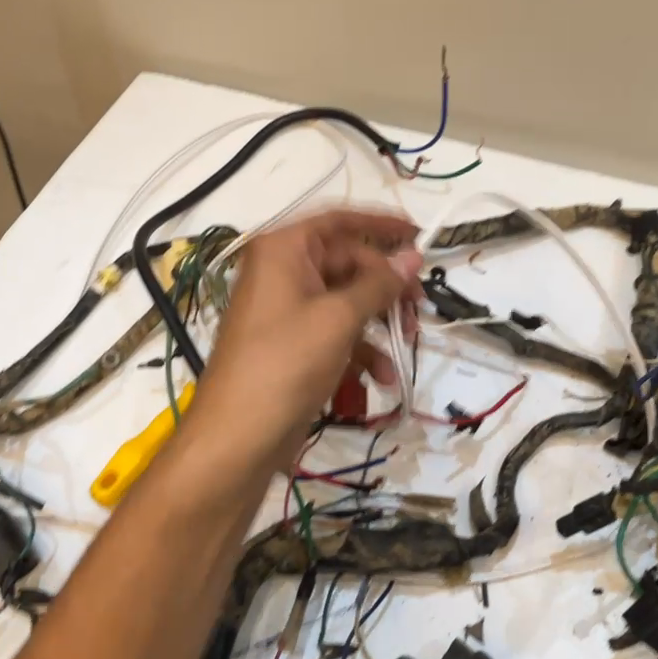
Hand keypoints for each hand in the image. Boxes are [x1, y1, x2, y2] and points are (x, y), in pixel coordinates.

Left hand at [192, 209, 422, 463]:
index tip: (419, 236)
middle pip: (348, 263)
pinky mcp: (293, 345)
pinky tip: (383, 377)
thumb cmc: (285, 364)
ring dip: (379, 322)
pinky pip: (335, 333)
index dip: (380, 225)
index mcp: (284, 250)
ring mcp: (287, 310)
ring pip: (346, 301)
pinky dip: (360, 350)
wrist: (238, 437)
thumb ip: (379, 284)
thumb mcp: (338, 318)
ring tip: (406, 344)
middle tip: (419, 309)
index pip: (339, 221)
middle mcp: (283, 272)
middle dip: (386, 287)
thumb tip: (413, 256)